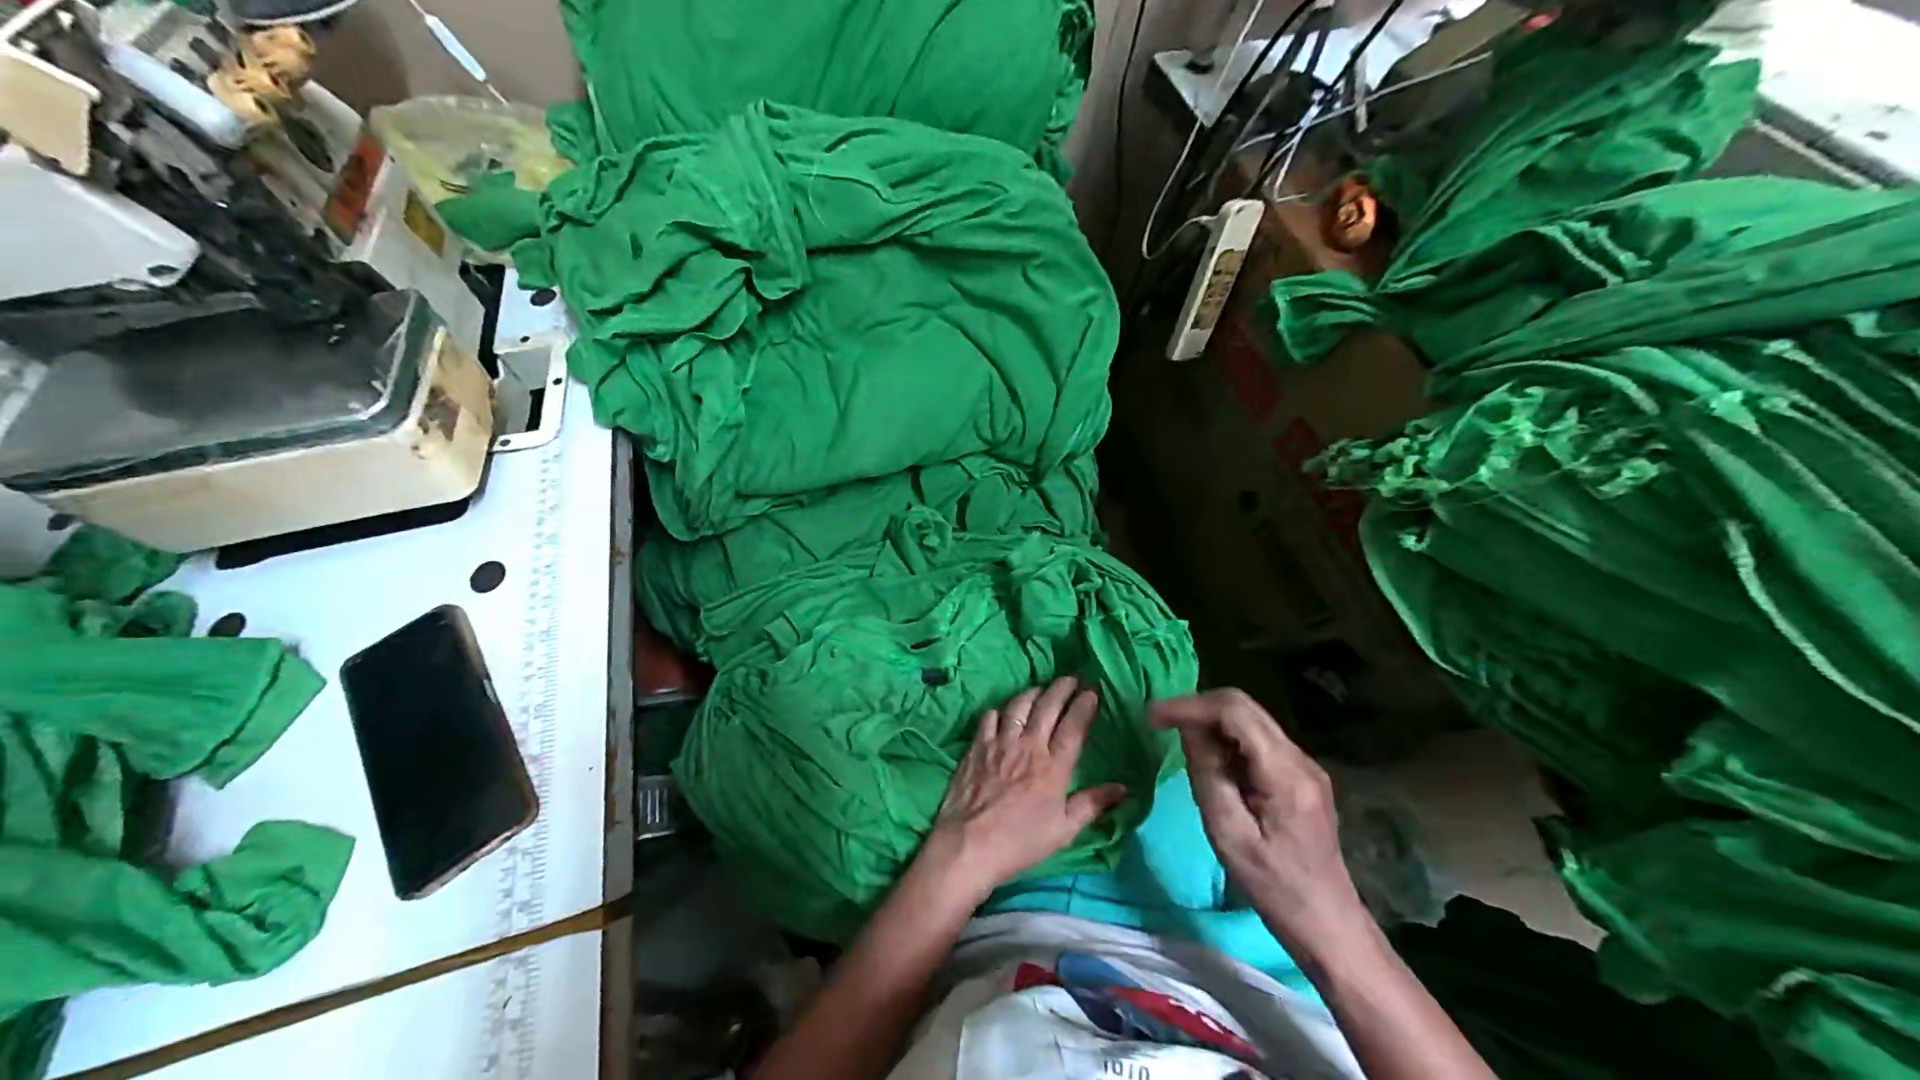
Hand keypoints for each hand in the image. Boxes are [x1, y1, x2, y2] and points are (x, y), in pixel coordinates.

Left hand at [925, 677, 1126, 894]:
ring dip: (1033, 693)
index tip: (1092, 692)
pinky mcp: (977, 747)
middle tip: (1072, 679)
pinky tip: (1004, 710)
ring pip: (1018, 706)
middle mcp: (1028, 746)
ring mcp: (1000, 743)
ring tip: (1042, 689)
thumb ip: (1092, 804)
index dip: (1084, 706)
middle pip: (1047, 707)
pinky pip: (990, 717)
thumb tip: (1122, 788)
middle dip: (1062, 689)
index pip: (1073, 726)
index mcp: (1053, 766)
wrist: (970, 844)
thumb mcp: (1064, 830)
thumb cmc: (1021, 841)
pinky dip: (1000, 710)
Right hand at [1151, 689, 1367, 945]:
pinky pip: (1257, 740)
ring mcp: (1304, 766)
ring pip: (1250, 720)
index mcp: (1286, 773)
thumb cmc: (1274, 888)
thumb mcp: (1229, 835)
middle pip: (1244, 707)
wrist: (1328, 924)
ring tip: (1180, 743)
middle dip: (1197, 708)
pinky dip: (1227, 740)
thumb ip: (1207, 774)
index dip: (1189, 706)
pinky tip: (1210, 763)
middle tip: (1160, 724)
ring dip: (1211, 723)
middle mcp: (1300, 758)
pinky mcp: (1301, 776)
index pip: (1234, 712)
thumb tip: (1188, 728)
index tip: (1152, 717)